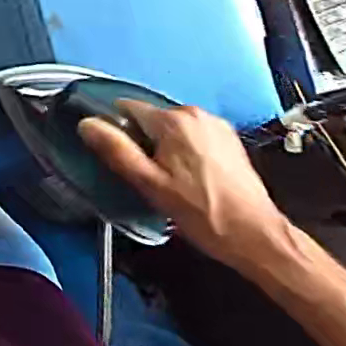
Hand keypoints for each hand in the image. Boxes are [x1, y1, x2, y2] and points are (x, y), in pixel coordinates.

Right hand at [79, 100, 291, 268]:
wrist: (258, 237)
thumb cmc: (202, 214)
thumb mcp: (152, 186)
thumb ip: (117, 150)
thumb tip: (87, 123)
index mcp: (172, 120)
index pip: (128, 108)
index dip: (120, 131)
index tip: (128, 158)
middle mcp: (193, 112)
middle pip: (151, 118)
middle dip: (146, 141)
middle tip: (154, 177)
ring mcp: (215, 123)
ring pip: (173, 126)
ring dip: (167, 145)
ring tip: (176, 181)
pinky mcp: (229, 137)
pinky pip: (194, 133)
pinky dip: (188, 148)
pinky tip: (196, 177)